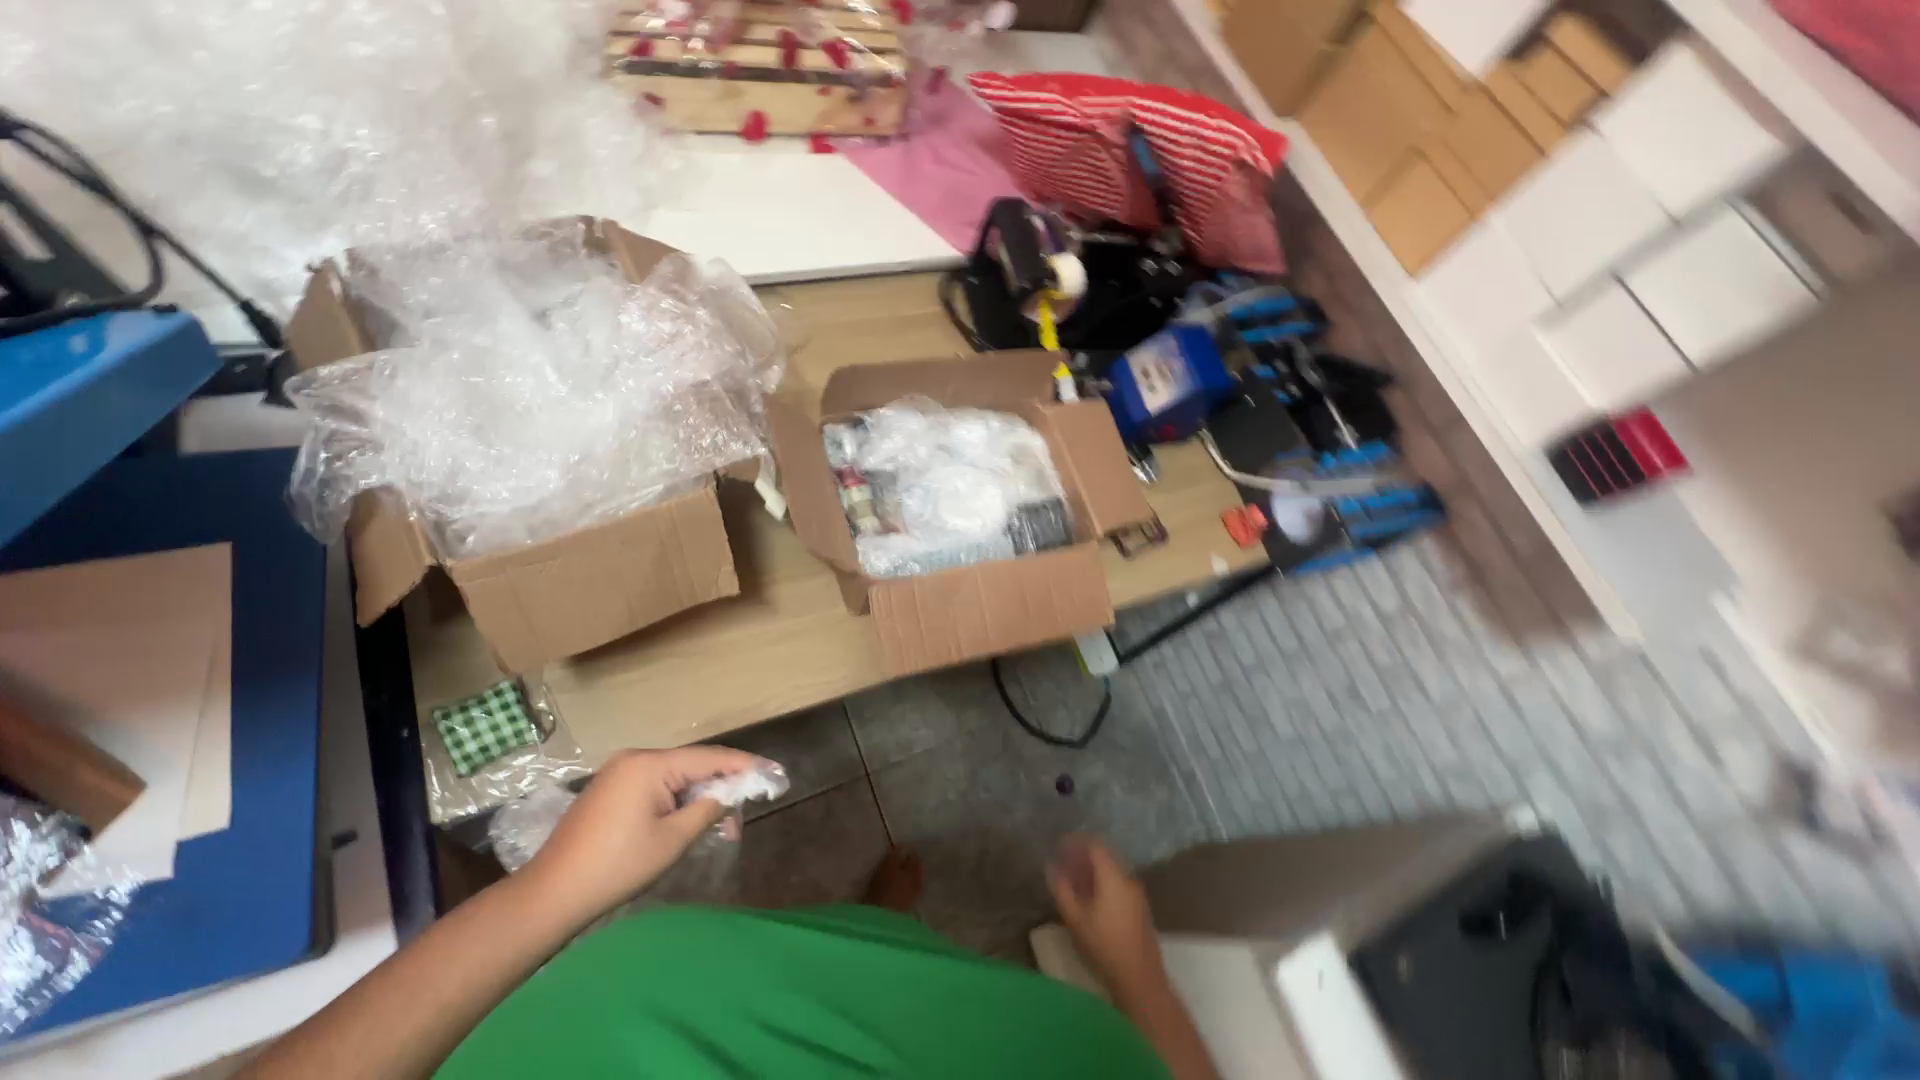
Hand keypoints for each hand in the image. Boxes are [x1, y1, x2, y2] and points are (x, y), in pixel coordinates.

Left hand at [521, 746, 759, 925]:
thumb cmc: (618, 866)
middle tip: (747, 811)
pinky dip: (678, 801)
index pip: (709, 757)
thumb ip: (708, 810)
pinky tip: (691, 821)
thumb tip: (728, 795)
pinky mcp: (610, 791)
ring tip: (723, 826)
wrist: (553, 893)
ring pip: (675, 777)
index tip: (774, 773)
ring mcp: (619, 773)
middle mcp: (634, 759)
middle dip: (722, 786)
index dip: (745, 766)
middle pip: (692, 764)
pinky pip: (656, 786)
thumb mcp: (673, 839)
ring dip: (700, 797)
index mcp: (649, 764)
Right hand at [1046, 835, 1165, 998]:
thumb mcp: (1075, 917)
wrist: (1140, 977)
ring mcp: (1137, 894)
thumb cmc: (1104, 945)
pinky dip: (1102, 883)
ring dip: (1092, 871)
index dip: (1076, 842)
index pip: (1095, 845)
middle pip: (1104, 857)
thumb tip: (1050, 867)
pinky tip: (1090, 899)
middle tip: (1063, 863)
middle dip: (1082, 857)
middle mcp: (1128, 879)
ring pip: (1112, 871)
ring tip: (1073, 882)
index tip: (1060, 846)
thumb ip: (1061, 889)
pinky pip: (1118, 884)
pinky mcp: (1140, 908)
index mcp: (1113, 876)